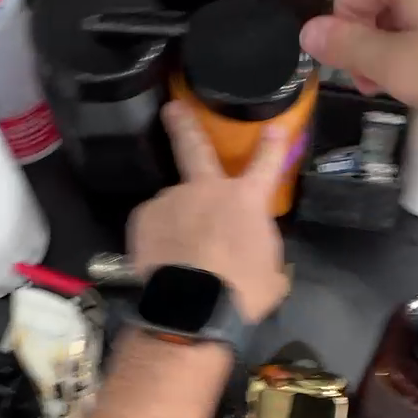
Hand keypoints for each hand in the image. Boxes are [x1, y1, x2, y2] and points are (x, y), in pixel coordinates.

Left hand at [128, 102, 291, 323]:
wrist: (193, 308)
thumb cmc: (242, 292)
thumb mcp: (272, 276)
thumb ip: (264, 254)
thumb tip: (258, 254)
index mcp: (246, 200)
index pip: (266, 164)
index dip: (272, 146)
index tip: (274, 129)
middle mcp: (206, 189)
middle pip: (194, 146)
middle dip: (183, 124)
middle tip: (172, 109)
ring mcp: (171, 200)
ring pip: (175, 204)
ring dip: (178, 220)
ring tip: (180, 252)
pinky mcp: (143, 218)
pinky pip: (155, 223)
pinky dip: (160, 237)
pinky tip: (164, 258)